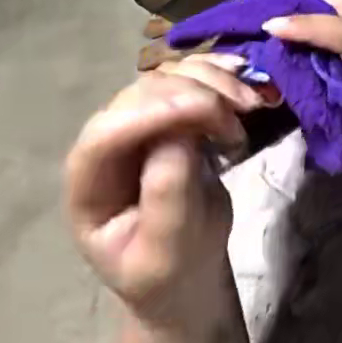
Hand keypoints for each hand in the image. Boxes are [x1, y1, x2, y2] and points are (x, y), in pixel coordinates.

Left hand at [64, 54, 262, 328]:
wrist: (186, 271)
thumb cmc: (168, 272)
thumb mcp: (167, 252)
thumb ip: (167, 196)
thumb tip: (180, 135)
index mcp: (89, 181)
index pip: (109, 132)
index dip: (155, 111)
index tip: (210, 111)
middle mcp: (107, 139)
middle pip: (144, 93)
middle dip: (198, 93)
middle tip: (245, 115)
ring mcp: (138, 119)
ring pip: (170, 75)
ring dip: (214, 78)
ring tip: (252, 105)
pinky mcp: (169, 109)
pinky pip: (190, 74)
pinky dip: (219, 70)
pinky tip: (245, 76)